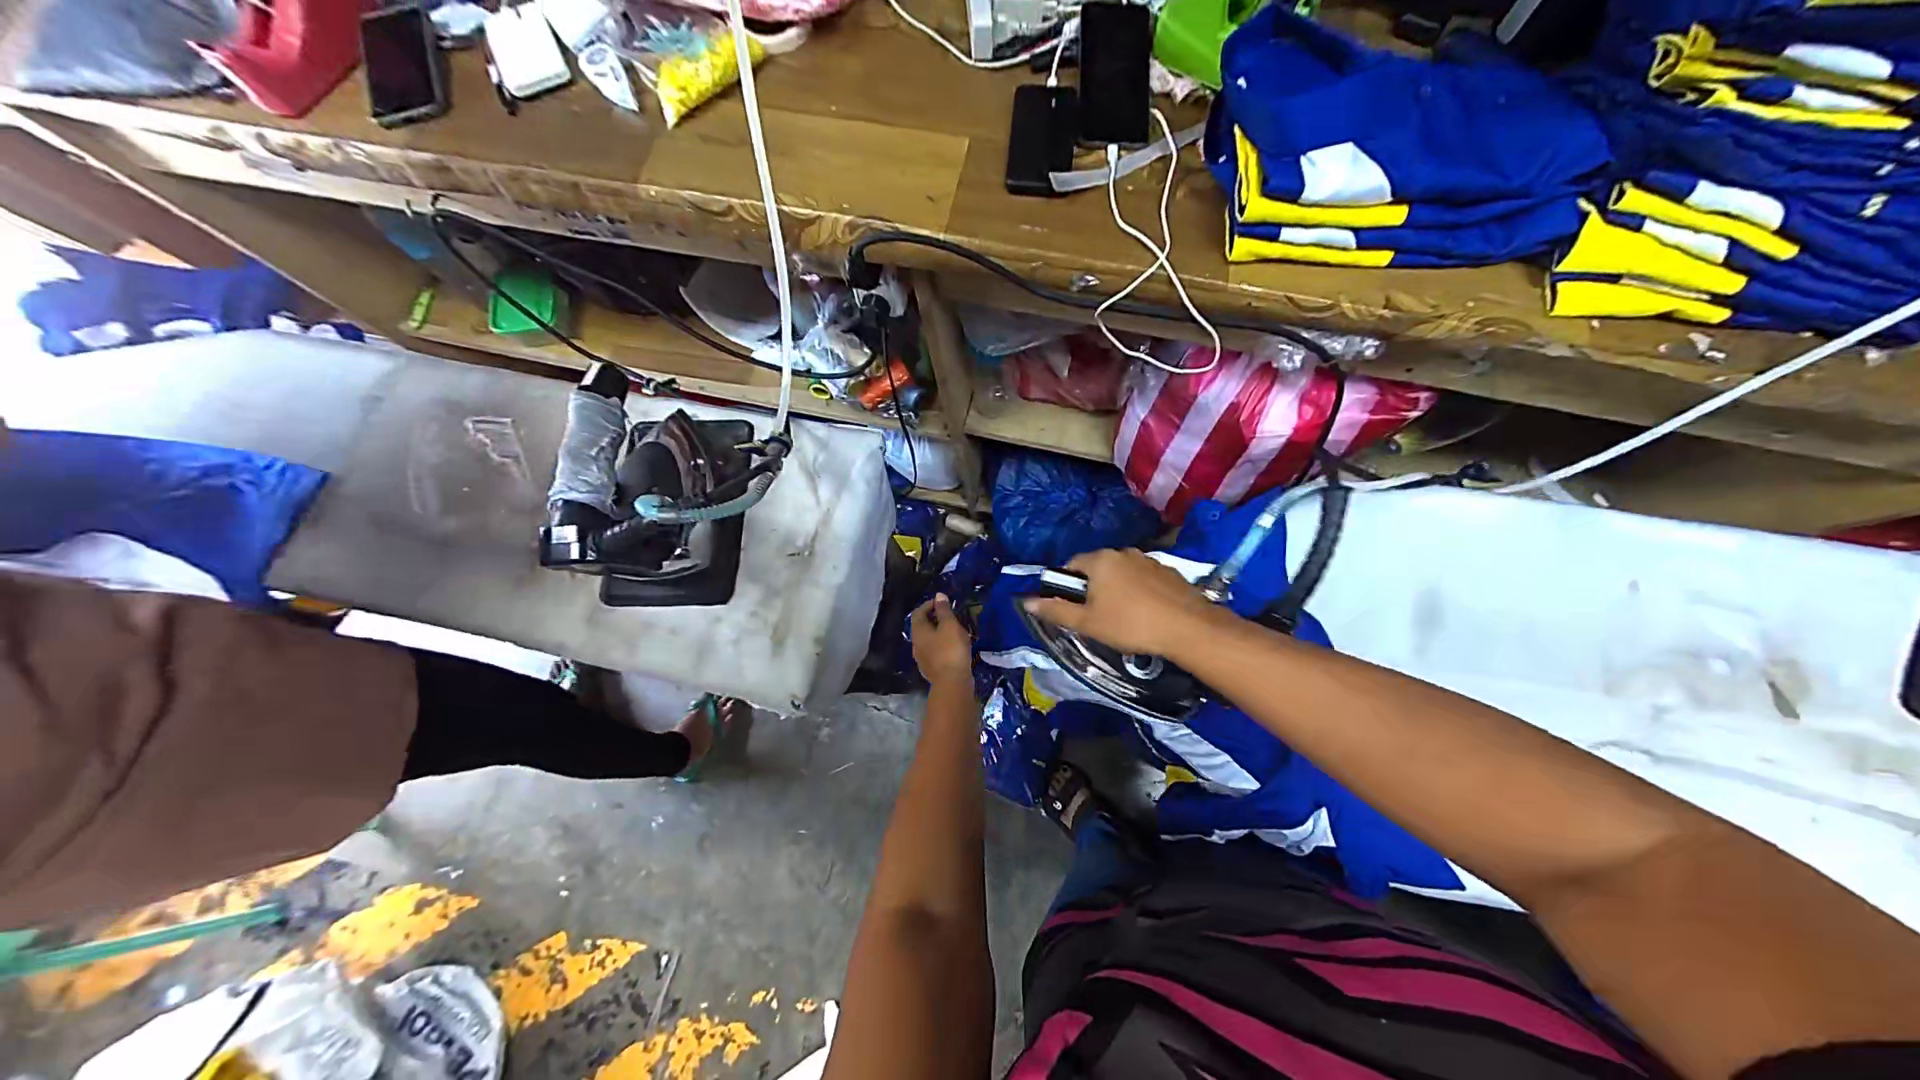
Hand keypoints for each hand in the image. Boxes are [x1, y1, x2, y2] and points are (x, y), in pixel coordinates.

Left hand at [911, 594, 972, 688]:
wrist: (952, 682)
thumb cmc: (951, 649)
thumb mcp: (950, 625)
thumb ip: (944, 610)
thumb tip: (938, 596)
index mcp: (918, 631)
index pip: (918, 612)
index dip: (929, 604)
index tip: (943, 602)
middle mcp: (916, 644)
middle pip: (922, 626)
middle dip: (935, 619)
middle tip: (950, 616)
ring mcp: (922, 658)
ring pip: (928, 640)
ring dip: (938, 633)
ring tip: (954, 631)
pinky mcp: (931, 669)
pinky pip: (934, 652)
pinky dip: (941, 645)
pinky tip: (953, 648)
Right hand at [1022, 548, 1225, 658]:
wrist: (1189, 628)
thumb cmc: (1130, 625)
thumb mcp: (1087, 623)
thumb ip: (1056, 610)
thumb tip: (1026, 601)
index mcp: (1100, 560)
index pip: (1071, 565)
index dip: (1065, 586)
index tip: (1071, 608)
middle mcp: (1123, 552)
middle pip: (1097, 568)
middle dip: (1092, 588)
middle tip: (1095, 617)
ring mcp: (1149, 560)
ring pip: (1122, 573)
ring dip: (1117, 590)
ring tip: (1123, 618)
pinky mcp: (1169, 572)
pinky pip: (1143, 579)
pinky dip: (1139, 593)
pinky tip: (1146, 614)